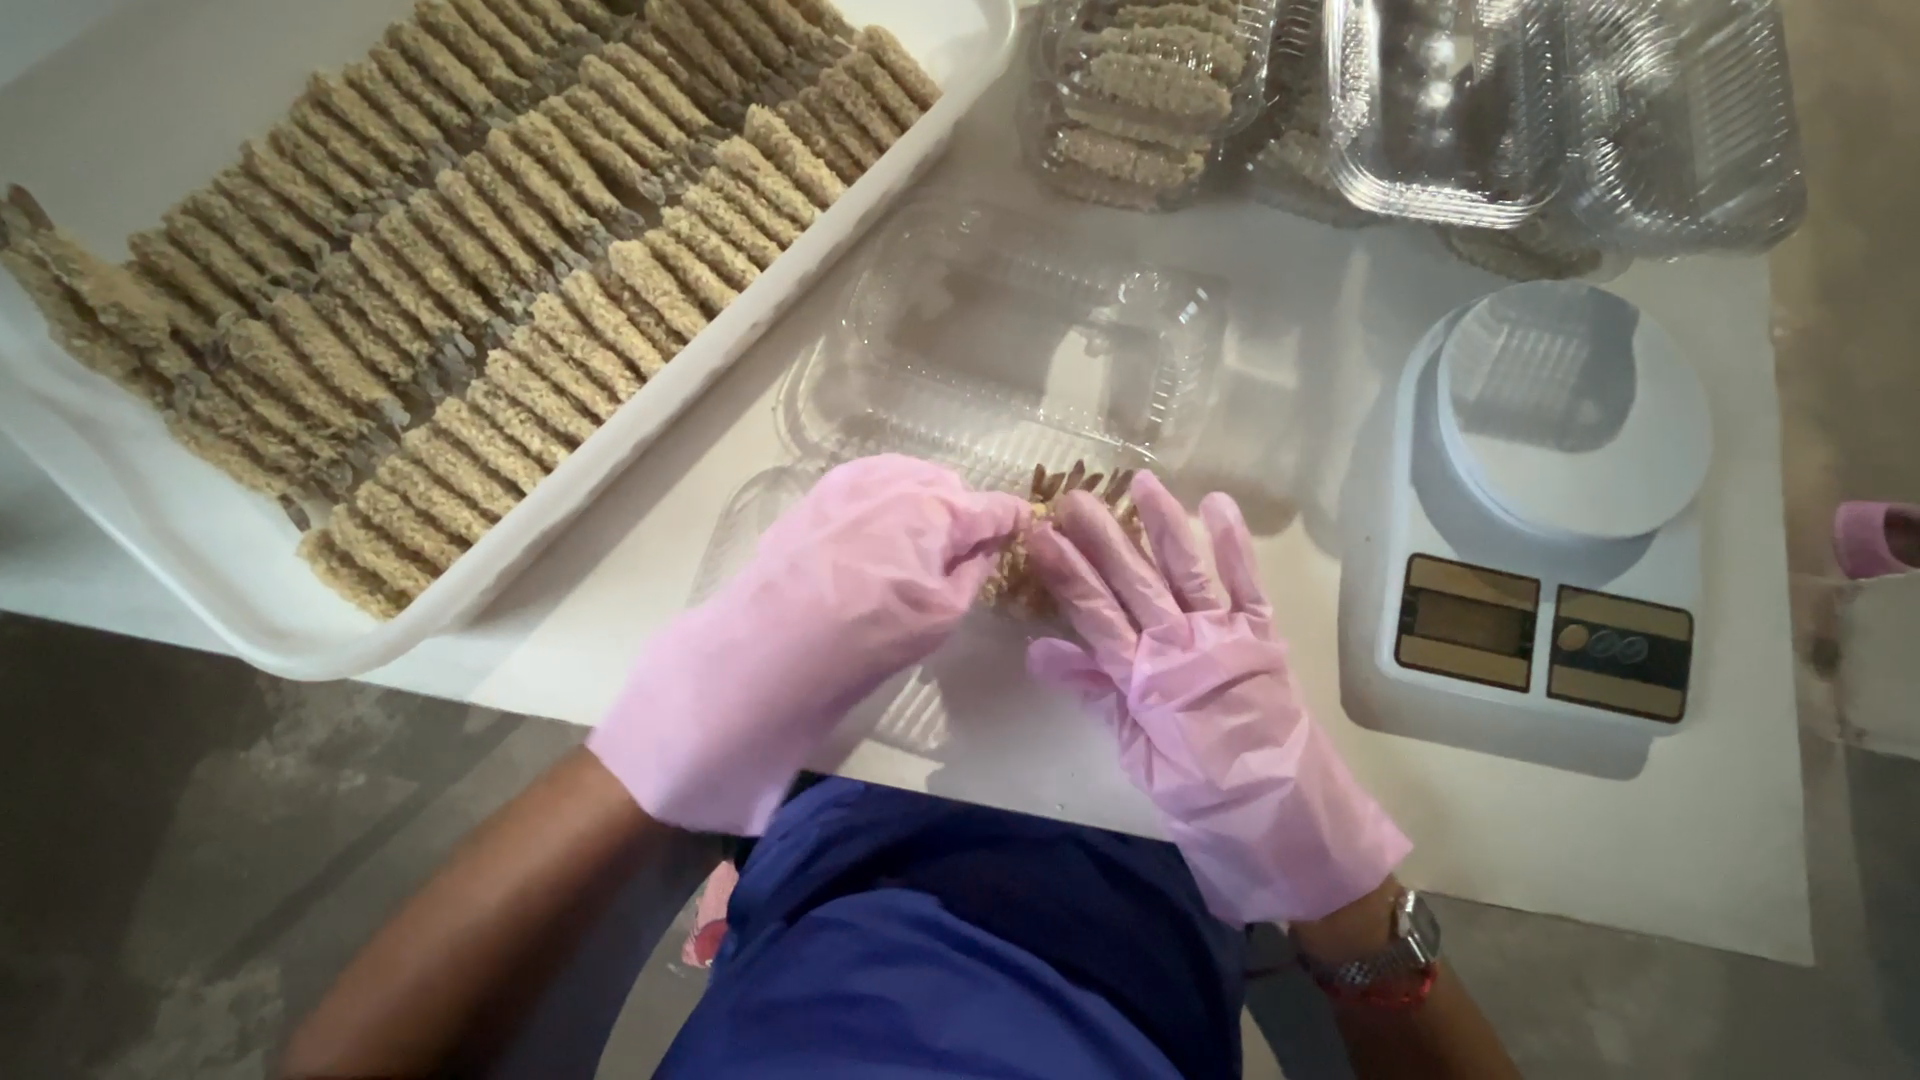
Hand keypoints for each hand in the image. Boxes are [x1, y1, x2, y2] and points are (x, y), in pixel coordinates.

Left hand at [590, 455, 1028, 834]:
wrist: (769, 647)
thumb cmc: (869, 635)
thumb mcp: (941, 615)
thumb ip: (974, 570)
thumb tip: (985, 546)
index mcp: (937, 507)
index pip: (994, 506)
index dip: (1012, 523)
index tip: (1017, 536)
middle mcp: (895, 480)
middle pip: (949, 486)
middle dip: (961, 514)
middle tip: (953, 558)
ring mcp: (851, 482)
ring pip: (907, 480)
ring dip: (921, 504)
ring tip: (907, 551)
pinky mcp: (816, 495)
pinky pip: (868, 485)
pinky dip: (883, 503)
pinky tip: (869, 541)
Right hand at [1025, 472, 1409, 924]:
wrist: (1288, 824)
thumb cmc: (1202, 798)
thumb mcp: (1137, 755)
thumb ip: (1095, 695)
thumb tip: (1038, 650)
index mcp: (1143, 679)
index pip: (1093, 613)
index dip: (1064, 571)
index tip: (1038, 533)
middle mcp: (1181, 648)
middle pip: (1133, 582)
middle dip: (1101, 537)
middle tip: (1074, 496)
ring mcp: (1225, 638)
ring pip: (1186, 571)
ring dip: (1163, 525)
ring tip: (1141, 481)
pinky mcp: (1264, 638)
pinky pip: (1247, 585)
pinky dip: (1235, 546)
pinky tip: (1218, 506)